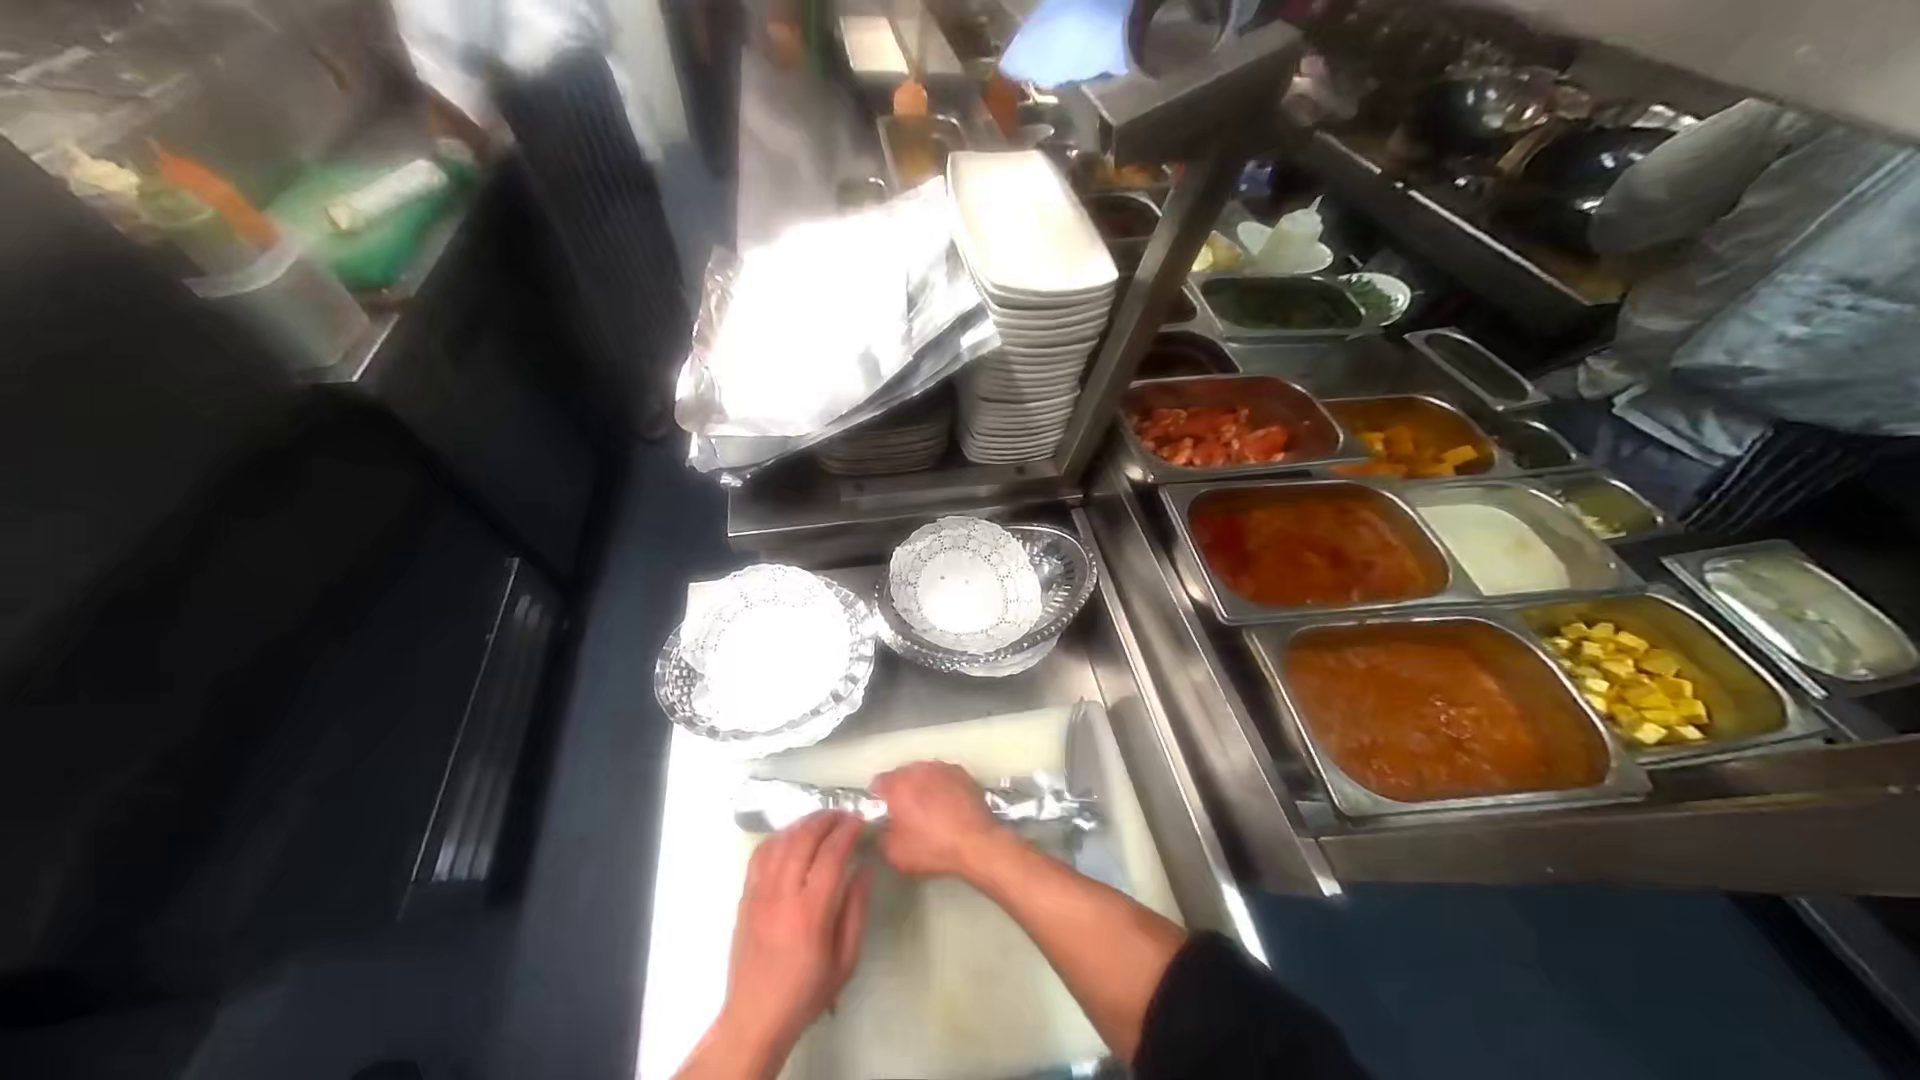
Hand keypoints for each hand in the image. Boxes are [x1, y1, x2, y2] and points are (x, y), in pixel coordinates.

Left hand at [717, 811, 872, 1065]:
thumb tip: (864, 868)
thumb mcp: (846, 960)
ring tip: (822, 820)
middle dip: (827, 819)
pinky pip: (760, 854)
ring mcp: (759, 893)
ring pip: (781, 841)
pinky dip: (779, 836)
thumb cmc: (807, 991)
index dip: (848, 831)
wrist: (755, 1017)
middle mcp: (782, 895)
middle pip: (804, 839)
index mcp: (811, 912)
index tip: (861, 820)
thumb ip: (857, 910)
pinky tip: (793, 836)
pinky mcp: (745, 896)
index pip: (832, 855)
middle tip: (844, 814)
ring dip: (803, 823)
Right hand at [871, 761, 1009, 877]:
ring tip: (929, 806)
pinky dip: (940, 784)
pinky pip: (942, 774)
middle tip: (906, 812)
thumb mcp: (895, 853)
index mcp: (898, 785)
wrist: (977, 843)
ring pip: (922, 772)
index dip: (879, 798)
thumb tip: (880, 828)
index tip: (885, 813)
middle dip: (900, 789)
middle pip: (901, 774)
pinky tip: (947, 802)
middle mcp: (918, 769)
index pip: (878, 782)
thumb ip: (880, 836)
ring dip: (921, 784)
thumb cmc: (933, 848)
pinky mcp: (960, 771)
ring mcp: (941, 767)